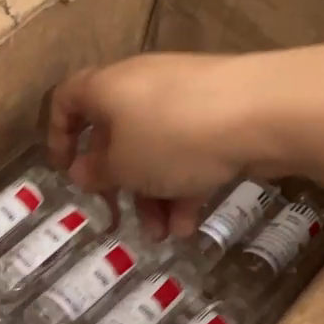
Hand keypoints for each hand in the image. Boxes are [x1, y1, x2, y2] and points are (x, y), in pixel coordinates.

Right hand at [47, 54, 265, 238]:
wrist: (263, 112)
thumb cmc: (173, 137)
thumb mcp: (123, 166)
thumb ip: (97, 172)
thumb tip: (82, 172)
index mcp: (107, 88)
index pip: (67, 99)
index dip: (59, 135)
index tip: (65, 170)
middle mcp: (141, 87)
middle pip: (116, 136)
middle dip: (118, 184)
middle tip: (119, 216)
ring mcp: (182, 100)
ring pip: (154, 152)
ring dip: (152, 197)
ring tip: (163, 235)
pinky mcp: (218, 115)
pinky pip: (188, 153)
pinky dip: (183, 187)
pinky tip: (188, 225)